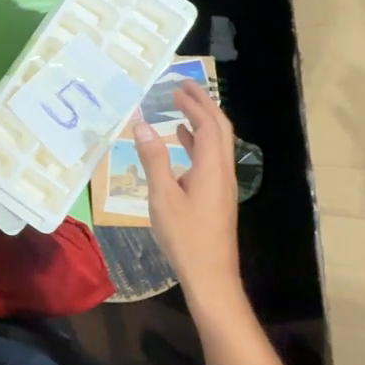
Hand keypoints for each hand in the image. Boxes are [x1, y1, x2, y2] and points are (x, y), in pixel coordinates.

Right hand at [132, 82, 243, 311]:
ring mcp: (222, 186)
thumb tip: (142, 125)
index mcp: (212, 168)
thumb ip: (154, 159)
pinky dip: (198, 142)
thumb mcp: (162, 197)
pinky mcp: (216, 197)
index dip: (195, 103)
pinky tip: (183, 143)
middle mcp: (222, 172)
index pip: (209, 126)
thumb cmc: (186, 237)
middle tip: (184, 88)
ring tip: (182, 108)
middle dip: (204, 106)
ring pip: (218, 144)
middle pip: (220, 130)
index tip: (177, 87)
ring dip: (202, 122)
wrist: (211, 277)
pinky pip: (211, 159)